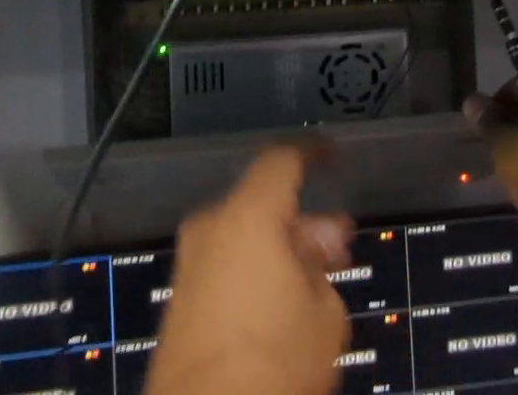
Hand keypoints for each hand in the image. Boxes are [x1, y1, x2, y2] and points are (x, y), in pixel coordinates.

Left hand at [145, 146, 354, 394]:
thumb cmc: (275, 363)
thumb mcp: (325, 314)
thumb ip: (320, 269)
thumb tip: (307, 252)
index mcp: (249, 217)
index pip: (282, 162)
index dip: (312, 154)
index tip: (333, 155)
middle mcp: (212, 230)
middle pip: (262, 205)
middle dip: (302, 221)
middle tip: (337, 248)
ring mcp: (189, 266)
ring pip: (243, 238)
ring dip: (279, 249)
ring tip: (315, 282)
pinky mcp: (179, 303)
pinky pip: (225, 267)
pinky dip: (254, 272)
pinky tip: (281, 305)